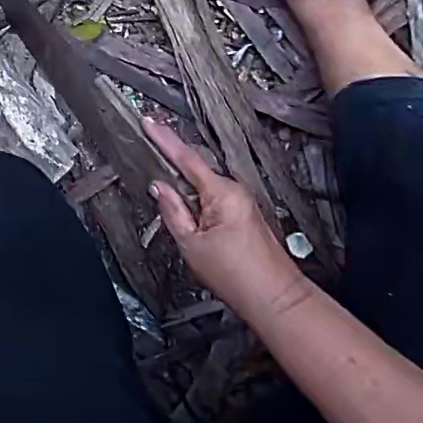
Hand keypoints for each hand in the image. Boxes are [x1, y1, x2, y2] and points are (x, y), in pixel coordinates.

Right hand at [143, 117, 306, 313]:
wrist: (275, 299)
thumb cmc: (237, 276)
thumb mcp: (191, 244)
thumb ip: (172, 210)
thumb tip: (160, 187)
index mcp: (221, 193)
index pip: (186, 158)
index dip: (164, 138)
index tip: (148, 122)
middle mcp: (235, 190)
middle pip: (194, 170)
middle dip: (172, 172)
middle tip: (155, 178)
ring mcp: (241, 200)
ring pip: (202, 186)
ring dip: (186, 195)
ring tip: (181, 220)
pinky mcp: (243, 211)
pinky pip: (213, 197)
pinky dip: (198, 203)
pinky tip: (194, 222)